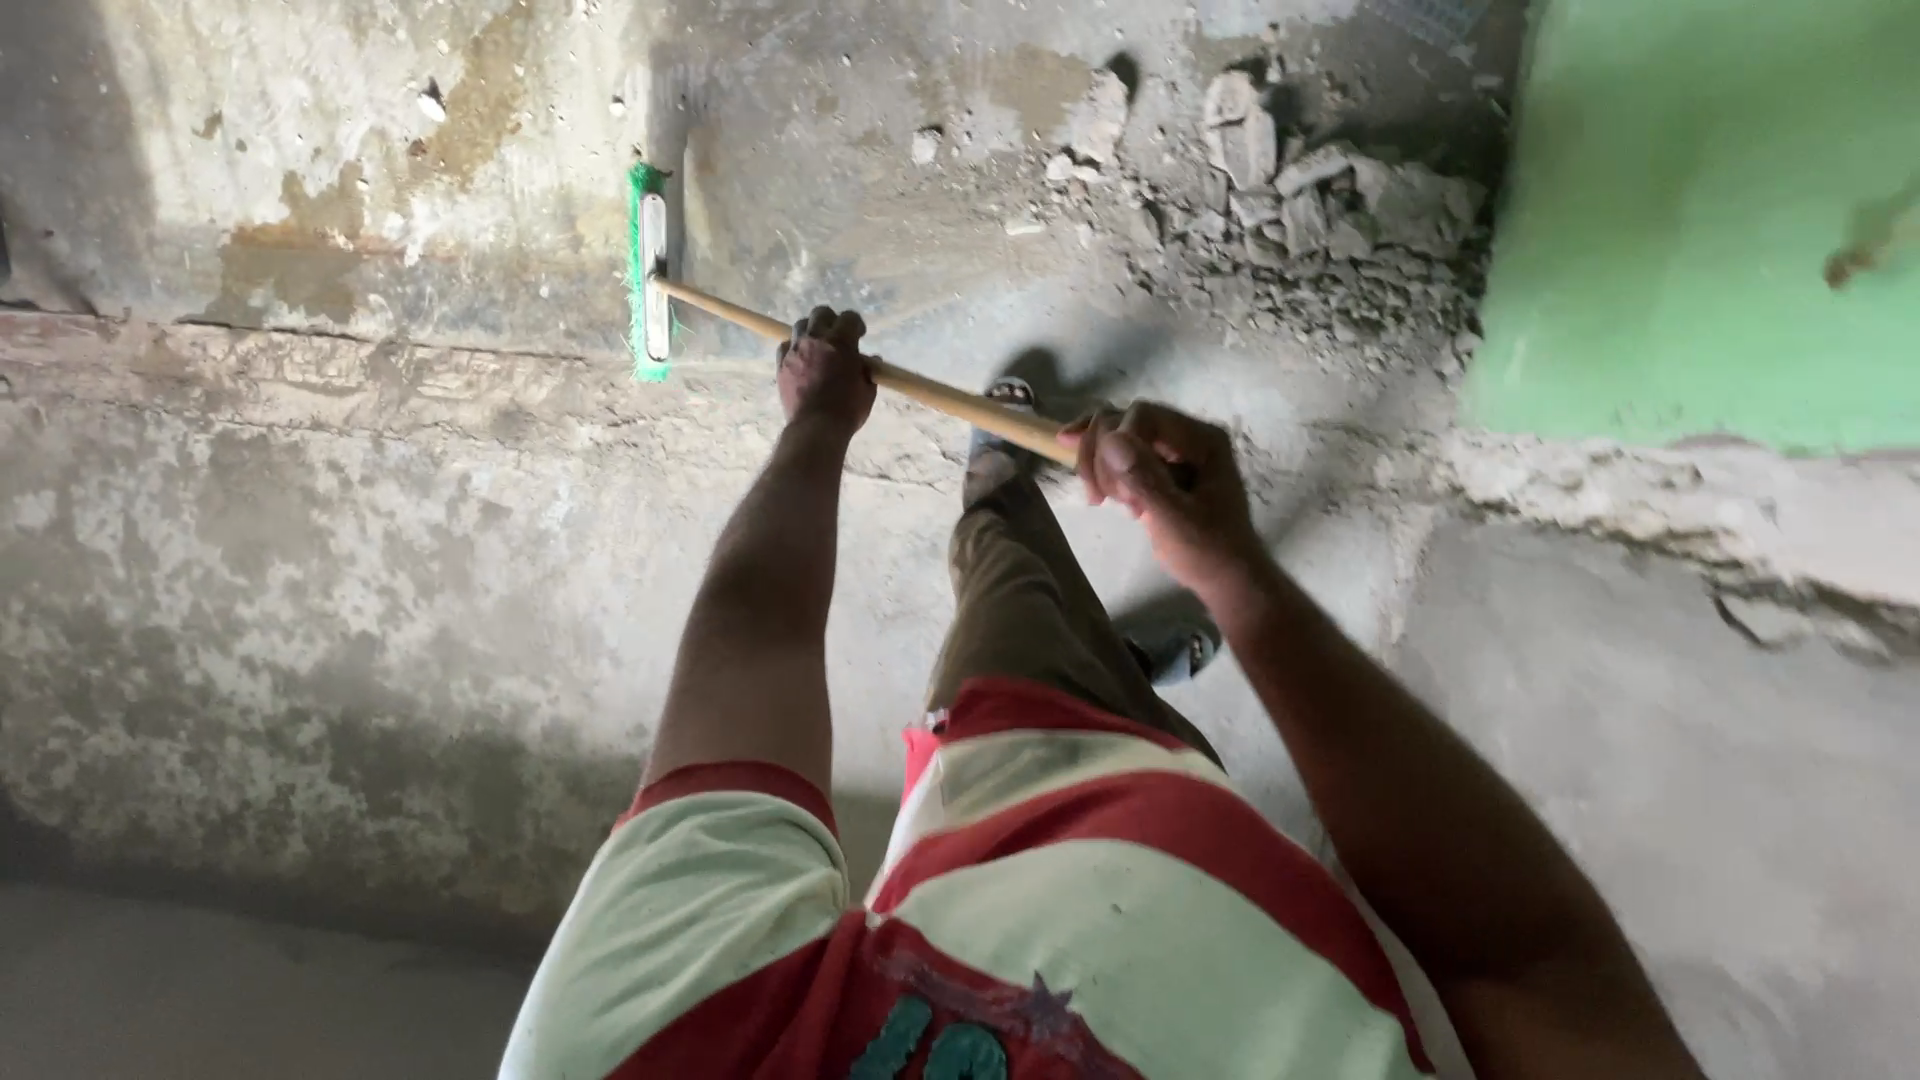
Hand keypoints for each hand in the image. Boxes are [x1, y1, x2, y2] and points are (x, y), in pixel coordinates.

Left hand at [778, 306, 875, 434]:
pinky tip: (801, 359)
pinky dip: (794, 348)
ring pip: (800, 325)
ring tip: (817, 346)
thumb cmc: (847, 410)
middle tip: (837, 336)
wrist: (816, 427)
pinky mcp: (781, 364)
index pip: (849, 318)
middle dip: (831, 320)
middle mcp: (816, 339)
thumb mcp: (867, 390)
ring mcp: (795, 350)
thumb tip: (870, 361)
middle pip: (821, 313)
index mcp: (841, 343)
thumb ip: (868, 371)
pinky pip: (785, 345)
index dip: (856, 325)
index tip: (860, 336)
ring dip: (811, 331)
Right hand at [1060, 401, 1269, 600]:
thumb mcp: (1175, 518)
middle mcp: (1185, 435)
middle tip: (1099, 498)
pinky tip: (1098, 496)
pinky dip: (1100, 470)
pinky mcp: (1155, 467)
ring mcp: (1168, 450)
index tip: (1110, 491)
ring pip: (1113, 435)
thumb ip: (1145, 478)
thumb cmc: (1207, 551)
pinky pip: (1116, 453)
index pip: (1142, 415)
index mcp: (1202, 439)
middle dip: (1100, 456)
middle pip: (1122, 420)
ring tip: (1105, 501)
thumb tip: (1110, 439)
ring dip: (1097, 466)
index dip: (1114, 443)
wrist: (1223, 578)